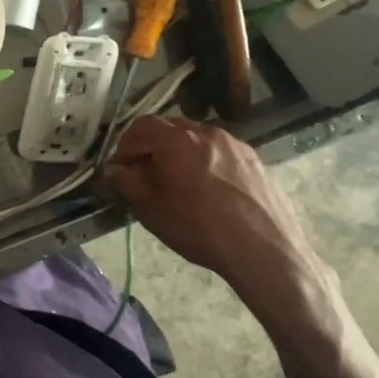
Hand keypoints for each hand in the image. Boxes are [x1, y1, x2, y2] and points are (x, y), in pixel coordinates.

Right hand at [102, 116, 328, 306]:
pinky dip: (205, 161)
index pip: (141, 126)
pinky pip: (220, 151)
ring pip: (197, 138)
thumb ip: (126, 183)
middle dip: (153, 146)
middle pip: (170, 128)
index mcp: (177, 140)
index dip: (126, 144)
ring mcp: (235, 145)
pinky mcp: (256, 160)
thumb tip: (113, 170)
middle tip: (146, 174)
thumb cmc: (199, 228)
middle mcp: (206, 132)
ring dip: (180, 152)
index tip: (122, 168)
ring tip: (179, 182)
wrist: (265, 251)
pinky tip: (209, 190)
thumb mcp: (150, 209)